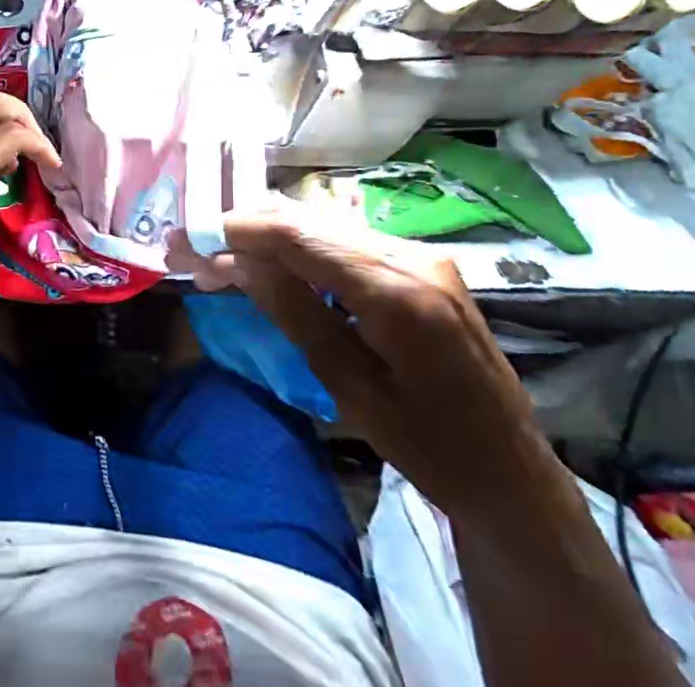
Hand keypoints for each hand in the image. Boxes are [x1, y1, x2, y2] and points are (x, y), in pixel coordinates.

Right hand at [166, 199, 563, 526]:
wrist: (511, 473)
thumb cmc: (429, 446)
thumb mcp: (349, 386)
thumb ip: (293, 312)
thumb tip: (233, 261)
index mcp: (398, 290)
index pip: (295, 235)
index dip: (232, 231)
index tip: (182, 240)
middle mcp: (412, 256)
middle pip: (306, 222)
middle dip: (241, 233)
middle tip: (190, 255)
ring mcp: (421, 257)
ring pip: (322, 227)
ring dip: (265, 240)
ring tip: (218, 263)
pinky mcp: (421, 268)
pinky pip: (343, 243)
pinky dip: (297, 251)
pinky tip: (268, 269)